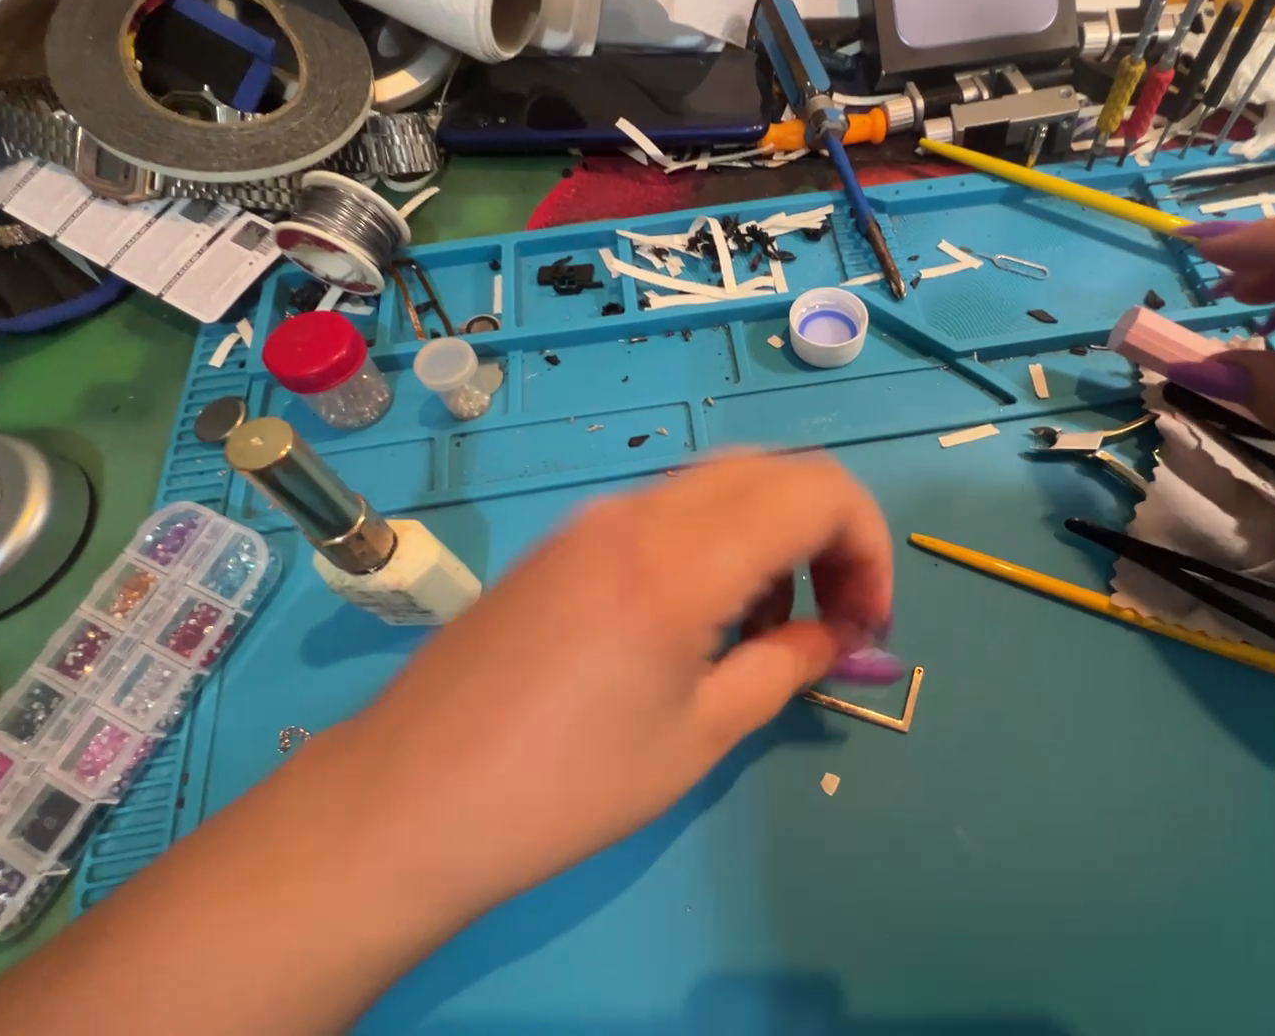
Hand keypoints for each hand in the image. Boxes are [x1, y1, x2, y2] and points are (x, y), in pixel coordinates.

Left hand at [355, 451, 894, 917]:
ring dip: (774, 537)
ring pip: (724, 485)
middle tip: (833, 619)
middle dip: (830, 536)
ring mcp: (596, 518)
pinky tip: (701, 618)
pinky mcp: (568, 541)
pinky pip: (672, 511)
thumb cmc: (564, 787)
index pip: (821, 492)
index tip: (866, 625)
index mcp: (684, 555)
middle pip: (778, 472)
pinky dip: (720, 543)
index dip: (870, 548)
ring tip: (766, 629)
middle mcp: (641, 510)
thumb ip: (786, 666)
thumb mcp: (701, 733)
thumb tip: (841, 638)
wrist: (404, 803)